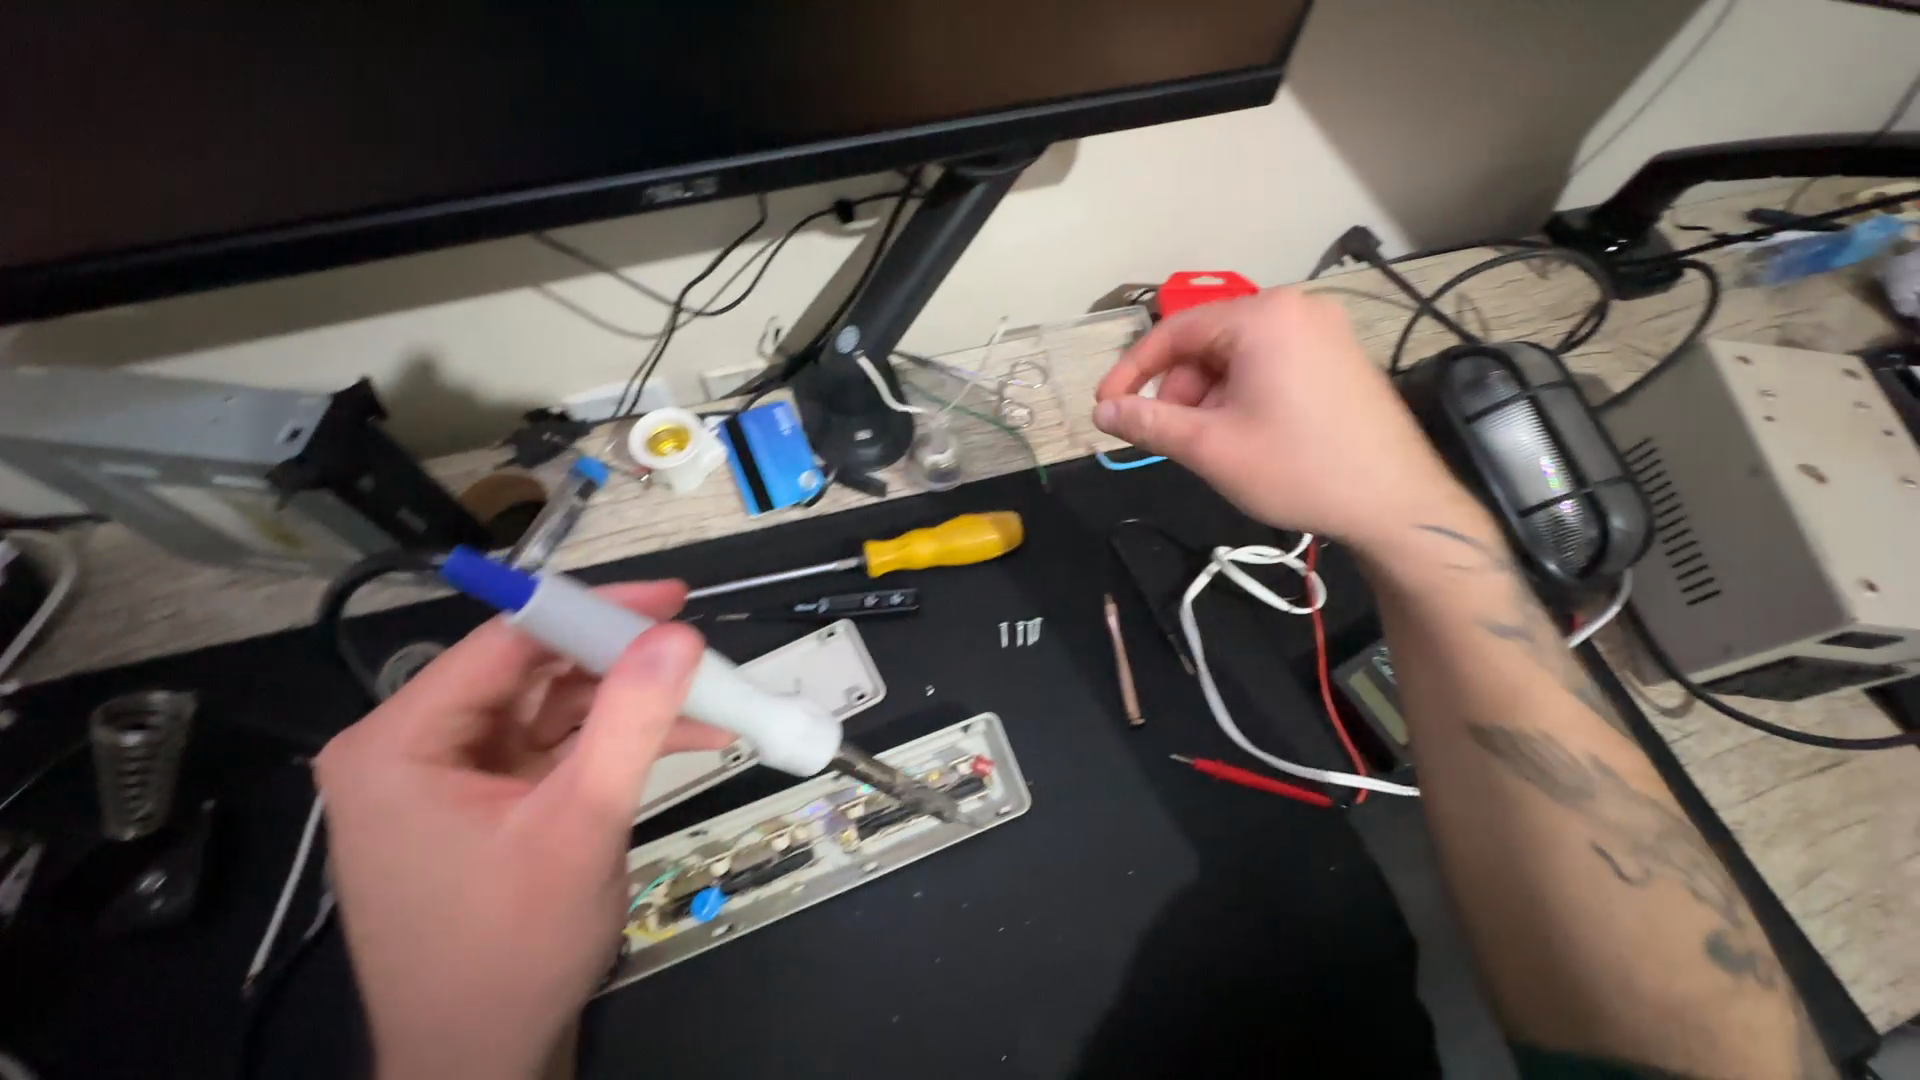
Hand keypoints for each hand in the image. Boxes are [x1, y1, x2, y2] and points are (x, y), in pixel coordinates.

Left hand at [315, 583, 728, 1079]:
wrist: (482, 1062)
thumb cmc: (512, 948)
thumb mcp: (580, 825)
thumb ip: (630, 722)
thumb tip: (678, 633)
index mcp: (400, 742)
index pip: (506, 642)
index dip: (594, 612)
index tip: (673, 598)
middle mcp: (415, 748)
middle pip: (534, 673)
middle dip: (624, 665)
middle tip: (698, 652)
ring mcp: (453, 778)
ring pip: (556, 710)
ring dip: (634, 706)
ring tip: (713, 699)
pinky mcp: (491, 803)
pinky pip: (561, 750)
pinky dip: (620, 744)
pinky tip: (690, 739)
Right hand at [1093, 288, 1476, 551]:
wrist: (1396, 502)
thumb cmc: (1297, 468)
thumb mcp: (1209, 447)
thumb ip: (1147, 423)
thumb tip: (1101, 412)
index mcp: (1263, 317)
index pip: (1173, 332)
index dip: (1131, 371)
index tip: (1105, 408)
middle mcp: (1295, 309)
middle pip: (1206, 343)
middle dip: (1179, 391)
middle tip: (1172, 439)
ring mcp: (1322, 331)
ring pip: (1236, 358)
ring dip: (1209, 398)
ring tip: (1213, 445)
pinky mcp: (1337, 356)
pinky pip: (1268, 365)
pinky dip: (1241, 396)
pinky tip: (1244, 436)